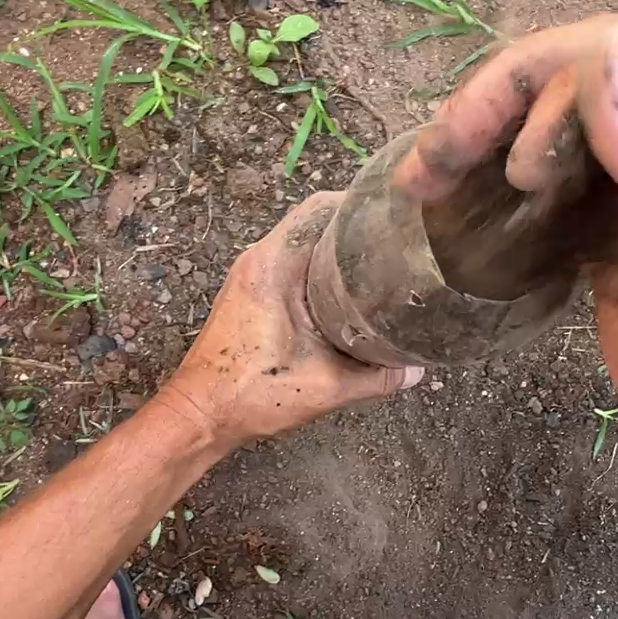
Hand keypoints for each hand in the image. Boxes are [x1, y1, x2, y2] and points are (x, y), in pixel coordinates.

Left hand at [155, 193, 421, 446]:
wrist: (199, 414)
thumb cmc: (251, 395)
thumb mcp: (325, 388)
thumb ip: (377, 378)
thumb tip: (418, 369)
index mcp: (273, 265)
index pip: (319, 209)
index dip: (359, 204)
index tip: (395, 214)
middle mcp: (259, 259)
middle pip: (315, 221)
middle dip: (356, 227)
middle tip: (399, 241)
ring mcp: (252, 273)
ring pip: (303, 242)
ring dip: (339, 247)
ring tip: (383, 260)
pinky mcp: (251, 290)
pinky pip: (293, 261)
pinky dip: (321, 265)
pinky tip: (351, 287)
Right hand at [399, 12, 617, 476]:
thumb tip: (609, 57)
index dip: (591, 72)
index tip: (521, 150)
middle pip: (612, 69)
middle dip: (519, 96)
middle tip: (446, 147)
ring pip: (571, 114)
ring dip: (494, 130)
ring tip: (428, 169)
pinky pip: (556, 170)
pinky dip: (501, 176)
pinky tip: (454, 192)